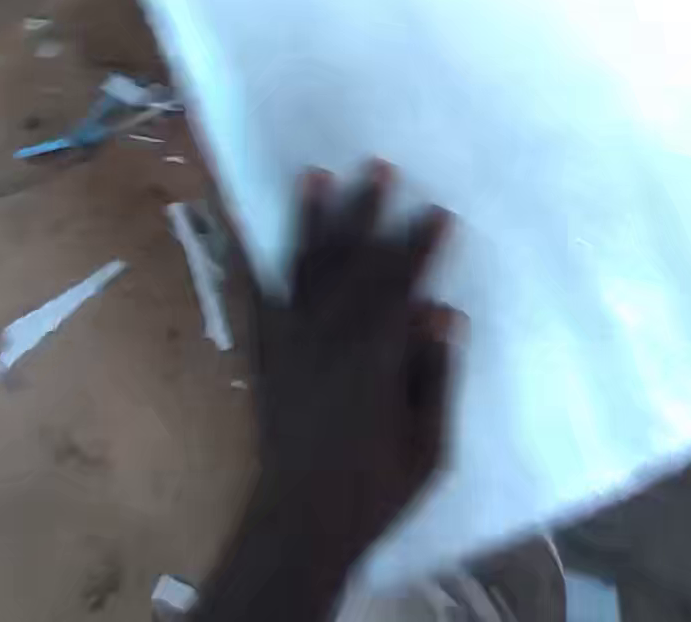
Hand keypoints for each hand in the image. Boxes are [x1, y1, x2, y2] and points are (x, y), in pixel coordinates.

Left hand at [252, 161, 458, 565]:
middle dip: (368, 209)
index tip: (438, 211)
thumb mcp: (429, 445)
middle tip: (378, 166)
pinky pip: (258, 294)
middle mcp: (330, 334)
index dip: (422, 244)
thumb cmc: (374, 487)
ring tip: (315, 174)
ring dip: (313, 216)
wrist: (299, 524)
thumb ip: (436, 375)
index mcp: (375, 355)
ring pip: (305, 265)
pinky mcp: (266, 349)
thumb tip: (445, 311)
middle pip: (354, 260)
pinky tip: (245, 227)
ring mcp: (291, 338)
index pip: (403, 284)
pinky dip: (250, 257)